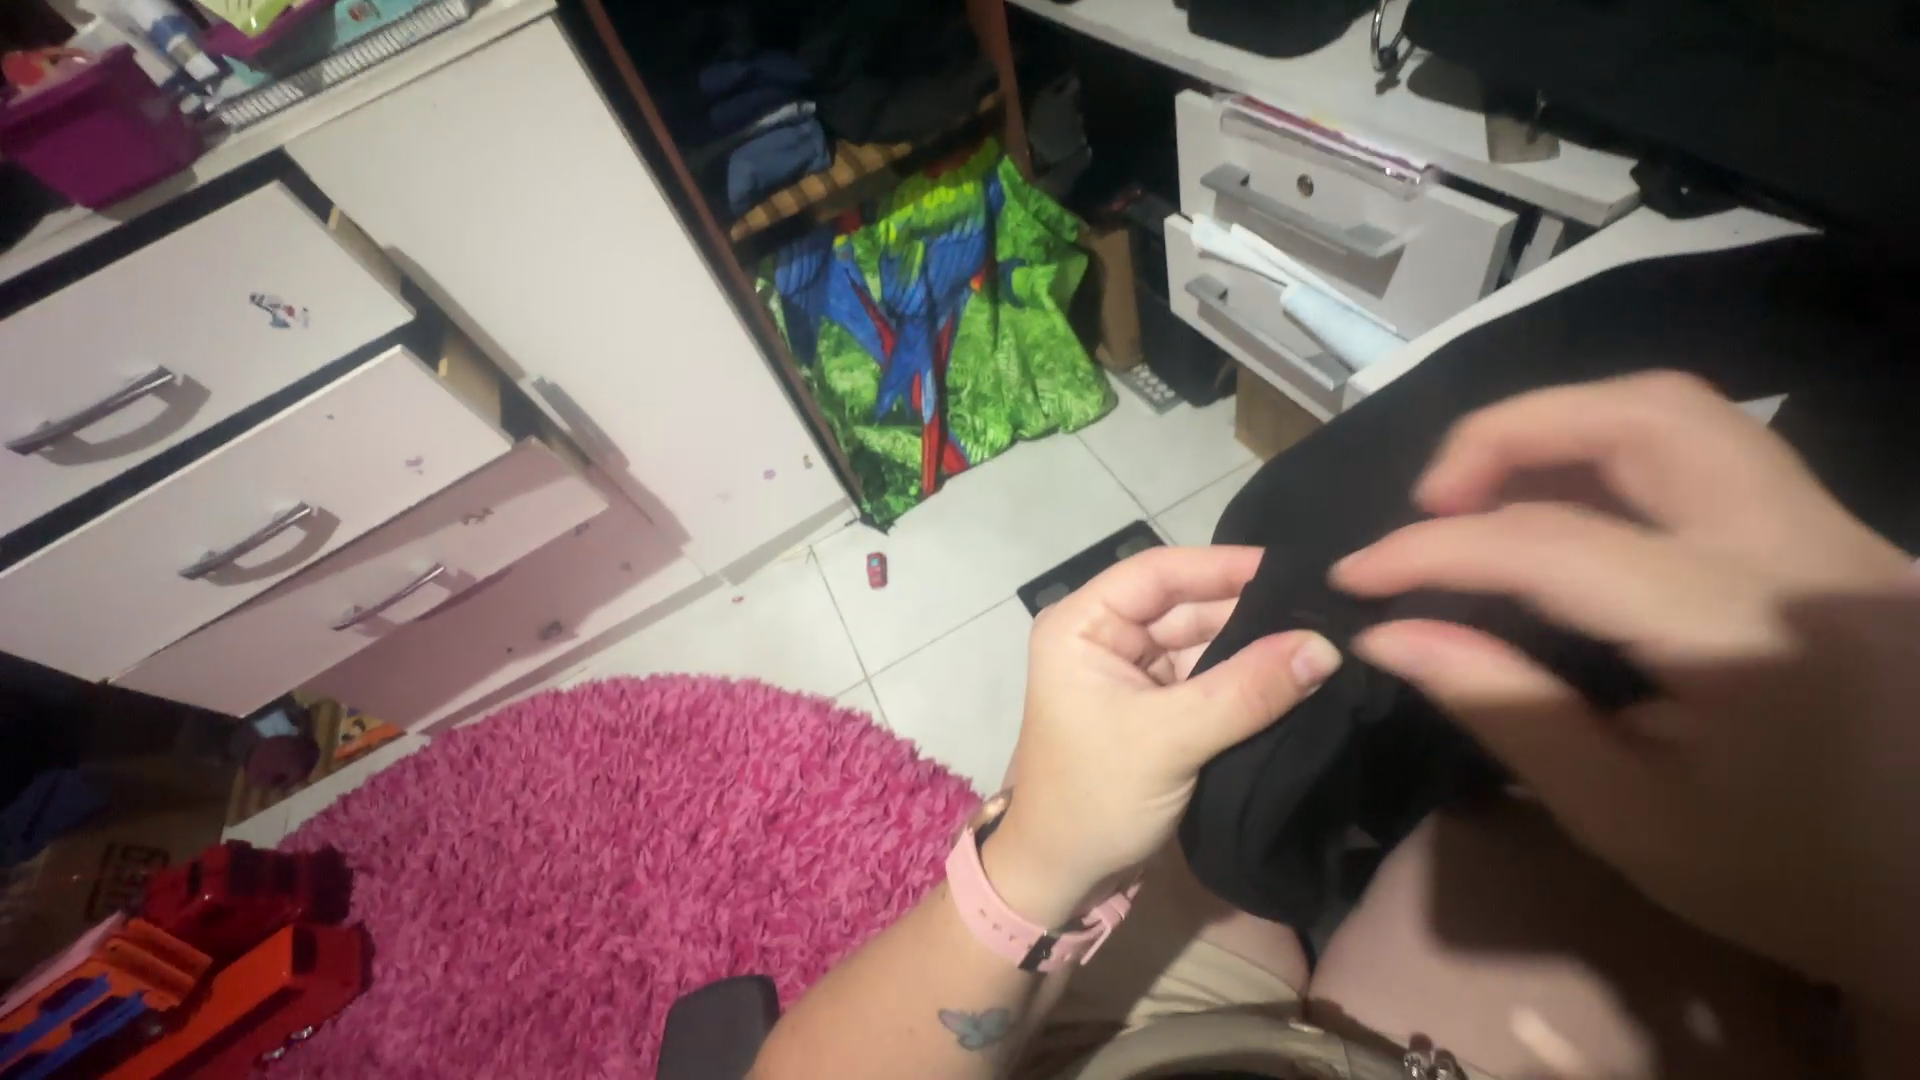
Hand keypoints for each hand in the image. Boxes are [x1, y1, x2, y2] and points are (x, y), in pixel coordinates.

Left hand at [984, 546, 1340, 927]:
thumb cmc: (1095, 796)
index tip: (1292, 567)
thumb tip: (1326, 646)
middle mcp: (1104, 634)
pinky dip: (1245, 674)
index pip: (1157, 572)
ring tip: (1326, 631)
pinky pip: (1206, 674)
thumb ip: (1246, 691)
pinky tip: (1297, 667)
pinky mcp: (1155, 702)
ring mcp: (1130, 668)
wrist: (1065, 871)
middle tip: (1326, 605)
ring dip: (1253, 641)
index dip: (1221, 565)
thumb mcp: (1169, 739)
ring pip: (1200, 638)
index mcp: (1082, 624)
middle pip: (1184, 603)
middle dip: (1248, 606)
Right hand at [1329, 372, 1919, 1010]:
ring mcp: (1832, 534)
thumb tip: (1385, 633)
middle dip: (1506, 434)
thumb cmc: (1797, 878)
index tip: (1353, 576)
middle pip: (1645, 415)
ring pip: (1676, 416)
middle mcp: (1807, 553)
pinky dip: (1594, 458)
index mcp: (1750, 633)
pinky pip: (1695, 455)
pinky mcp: (1827, 540)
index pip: (1552, 545)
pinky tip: (1544, 512)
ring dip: (1552, 432)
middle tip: (1430, 500)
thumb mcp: (1625, 816)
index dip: (1429, 551)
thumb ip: (1499, 704)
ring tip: (1476, 499)